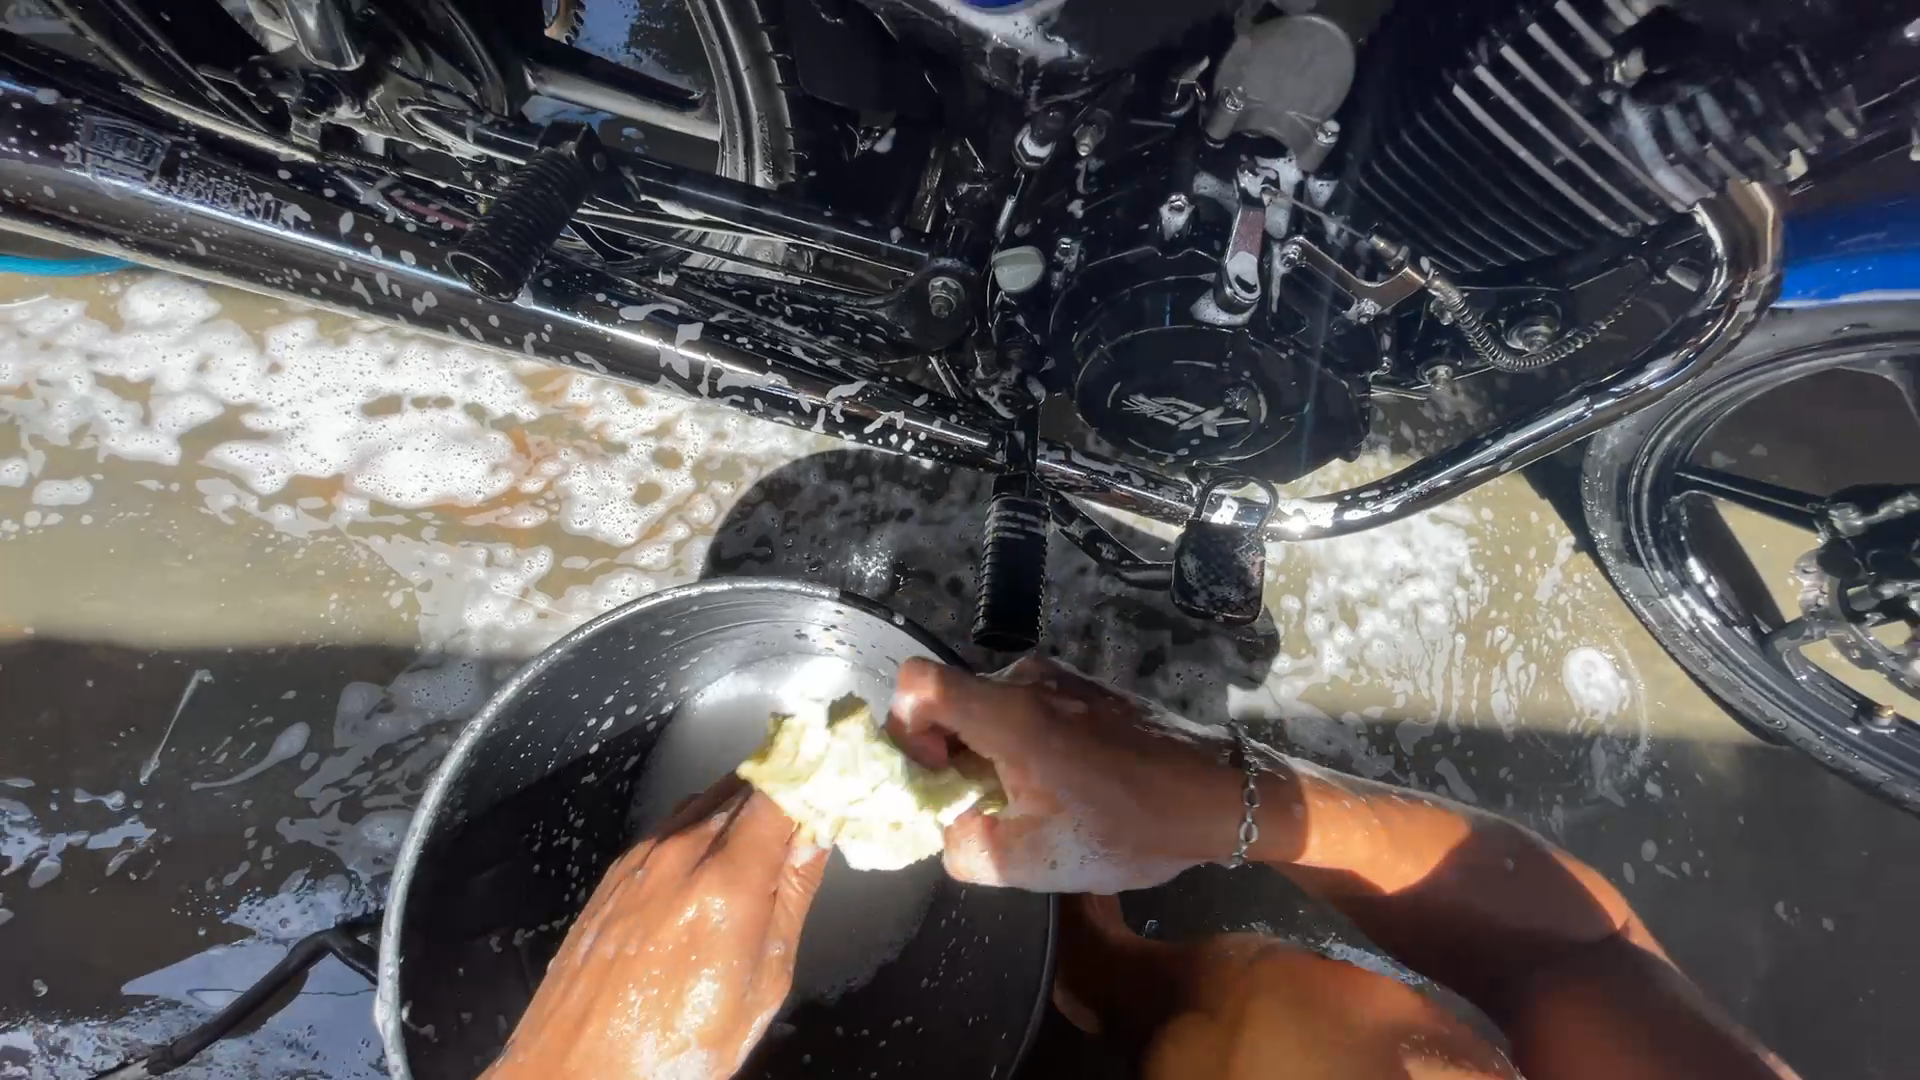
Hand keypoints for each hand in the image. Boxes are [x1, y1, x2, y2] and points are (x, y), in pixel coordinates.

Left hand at [484, 776, 828, 1079]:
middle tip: (809, 807)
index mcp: (729, 881)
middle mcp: (685, 850)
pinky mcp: (620, 865)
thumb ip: (793, 896)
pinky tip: (715, 858)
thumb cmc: (680, 1045)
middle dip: (784, 787)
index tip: (834, 773)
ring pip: (712, 795)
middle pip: (747, 783)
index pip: (779, 790)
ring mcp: (646, 853)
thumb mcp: (764, 982)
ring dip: (746, 801)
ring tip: (766, 837)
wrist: (573, 1075)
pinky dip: (709, 820)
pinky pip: (678, 818)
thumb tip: (817, 832)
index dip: (810, 774)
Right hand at [888, 656, 1244, 891]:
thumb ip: (966, 848)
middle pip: (952, 699)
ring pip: (988, 705)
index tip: (937, 772)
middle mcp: (1026, 678)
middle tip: (987, 804)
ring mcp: (1058, 675)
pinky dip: (1019, 740)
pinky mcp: (1081, 684)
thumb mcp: (1037, 861)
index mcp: (1008, 712)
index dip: (905, 726)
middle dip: (950, 753)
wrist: (1216, 792)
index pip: (917, 681)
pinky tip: (1062, 781)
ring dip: (988, 751)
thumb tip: (950, 825)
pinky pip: (1023, 704)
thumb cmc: (1127, 824)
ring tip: (1033, 799)